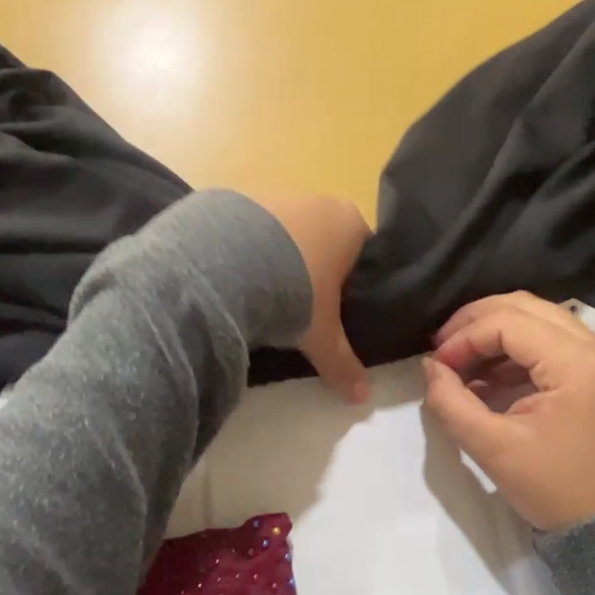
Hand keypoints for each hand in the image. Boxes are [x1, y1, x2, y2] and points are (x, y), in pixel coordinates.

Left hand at [253, 195, 372, 403]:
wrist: (230, 261)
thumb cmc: (296, 291)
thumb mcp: (322, 335)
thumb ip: (343, 363)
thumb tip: (362, 397)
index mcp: (350, 222)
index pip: (364, 252)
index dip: (355, 283)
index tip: (341, 310)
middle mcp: (318, 201)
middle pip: (324, 240)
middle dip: (314, 270)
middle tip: (303, 308)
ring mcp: (276, 196)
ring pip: (287, 235)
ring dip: (279, 261)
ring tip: (265, 298)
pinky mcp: (237, 200)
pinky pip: (252, 231)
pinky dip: (248, 253)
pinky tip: (237, 280)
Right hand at [421, 292, 594, 530]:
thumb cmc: (558, 489)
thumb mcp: (494, 450)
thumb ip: (452, 403)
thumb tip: (431, 368)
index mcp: (576, 363)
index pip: (507, 323)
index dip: (464, 337)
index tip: (438, 365)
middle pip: (524, 306)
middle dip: (476, 321)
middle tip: (443, 346)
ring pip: (539, 317)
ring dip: (496, 329)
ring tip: (463, 357)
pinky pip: (553, 339)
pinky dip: (518, 346)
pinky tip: (491, 373)